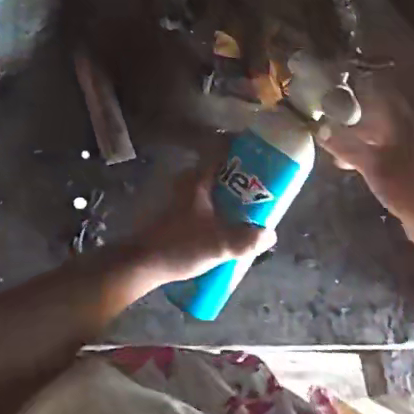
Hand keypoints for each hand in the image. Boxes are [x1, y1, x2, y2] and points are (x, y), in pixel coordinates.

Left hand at [126, 166, 275, 284]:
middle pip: (220, 171)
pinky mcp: (177, 212)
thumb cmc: (180, 246)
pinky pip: (205, 203)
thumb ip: (247, 240)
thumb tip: (270, 233)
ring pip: (213, 189)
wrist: (143, 262)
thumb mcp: (219, 246)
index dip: (241, 151)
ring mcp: (181, 196)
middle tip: (263, 192)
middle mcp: (188, 182)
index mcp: (197, 180)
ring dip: (231, 197)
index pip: (220, 151)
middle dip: (242, 179)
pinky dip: (219, 209)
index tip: (261, 159)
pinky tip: (230, 227)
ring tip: (251, 212)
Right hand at [320, 78, 413, 231]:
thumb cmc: (407, 186)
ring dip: (358, 140)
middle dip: (353, 119)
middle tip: (329, 123)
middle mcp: (412, 132)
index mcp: (404, 123)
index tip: (335, 93)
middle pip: (379, 117)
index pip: (381, 94)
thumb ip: (345, 145)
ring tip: (335, 150)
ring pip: (381, 137)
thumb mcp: (371, 164)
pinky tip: (353, 167)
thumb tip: (318, 128)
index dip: (359, 90)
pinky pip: (386, 154)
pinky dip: (368, 155)